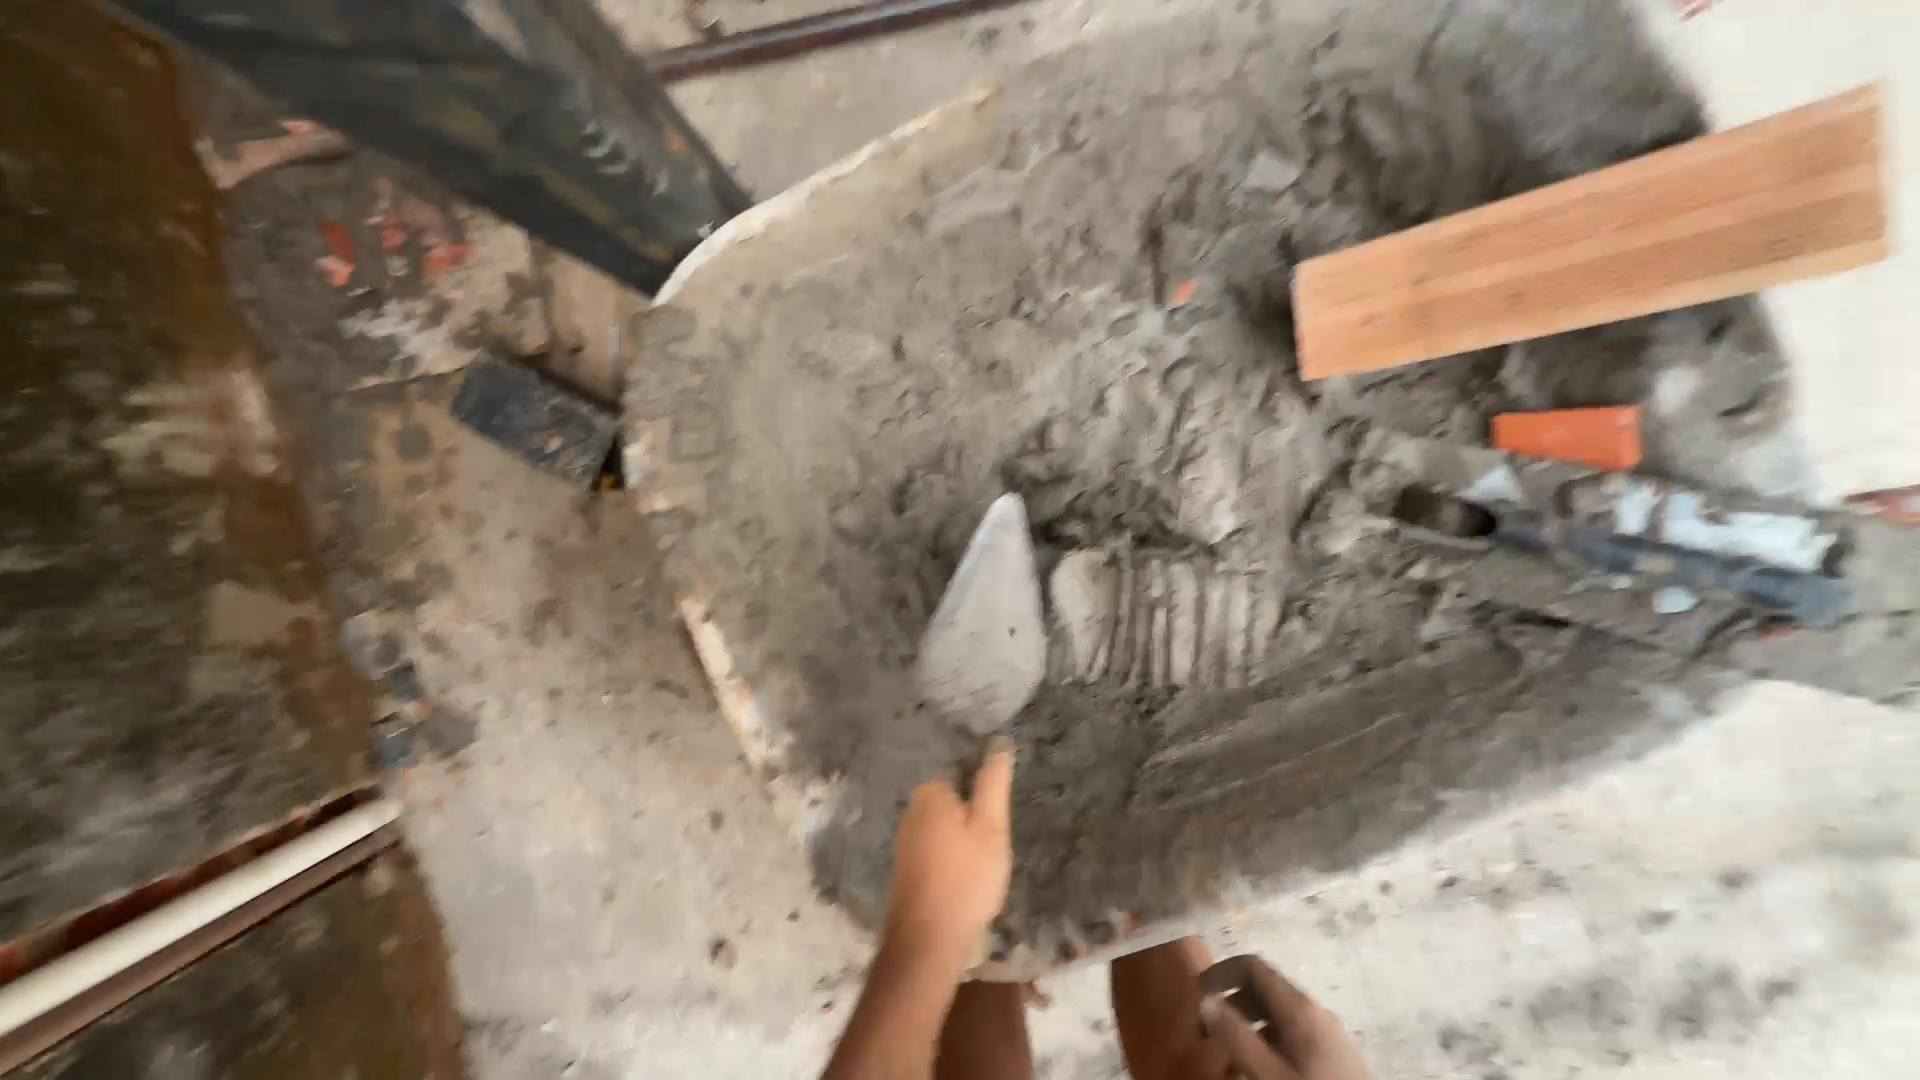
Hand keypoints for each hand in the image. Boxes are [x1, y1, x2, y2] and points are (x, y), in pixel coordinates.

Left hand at [885, 737, 1014, 954]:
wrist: (927, 941)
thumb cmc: (966, 878)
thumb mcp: (991, 826)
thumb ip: (994, 781)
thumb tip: (999, 742)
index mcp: (930, 791)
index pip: (963, 770)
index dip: (985, 790)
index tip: (1000, 817)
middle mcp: (912, 808)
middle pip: (954, 799)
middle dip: (974, 815)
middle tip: (995, 845)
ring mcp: (905, 839)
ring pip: (945, 826)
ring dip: (964, 839)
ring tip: (983, 865)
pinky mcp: (905, 866)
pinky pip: (935, 849)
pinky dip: (951, 858)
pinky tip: (964, 879)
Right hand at [1198, 956, 1371, 1079]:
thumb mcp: (1270, 1074)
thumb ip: (1237, 1036)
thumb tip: (1206, 1001)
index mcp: (1300, 1007)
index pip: (1252, 966)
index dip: (1220, 972)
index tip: (1198, 995)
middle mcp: (1316, 1010)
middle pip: (1263, 991)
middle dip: (1231, 1007)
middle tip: (1207, 1036)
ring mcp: (1330, 1033)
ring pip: (1278, 1018)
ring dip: (1249, 1031)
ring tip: (1231, 1063)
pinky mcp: (1338, 1056)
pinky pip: (1295, 1039)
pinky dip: (1270, 1047)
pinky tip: (1263, 1073)